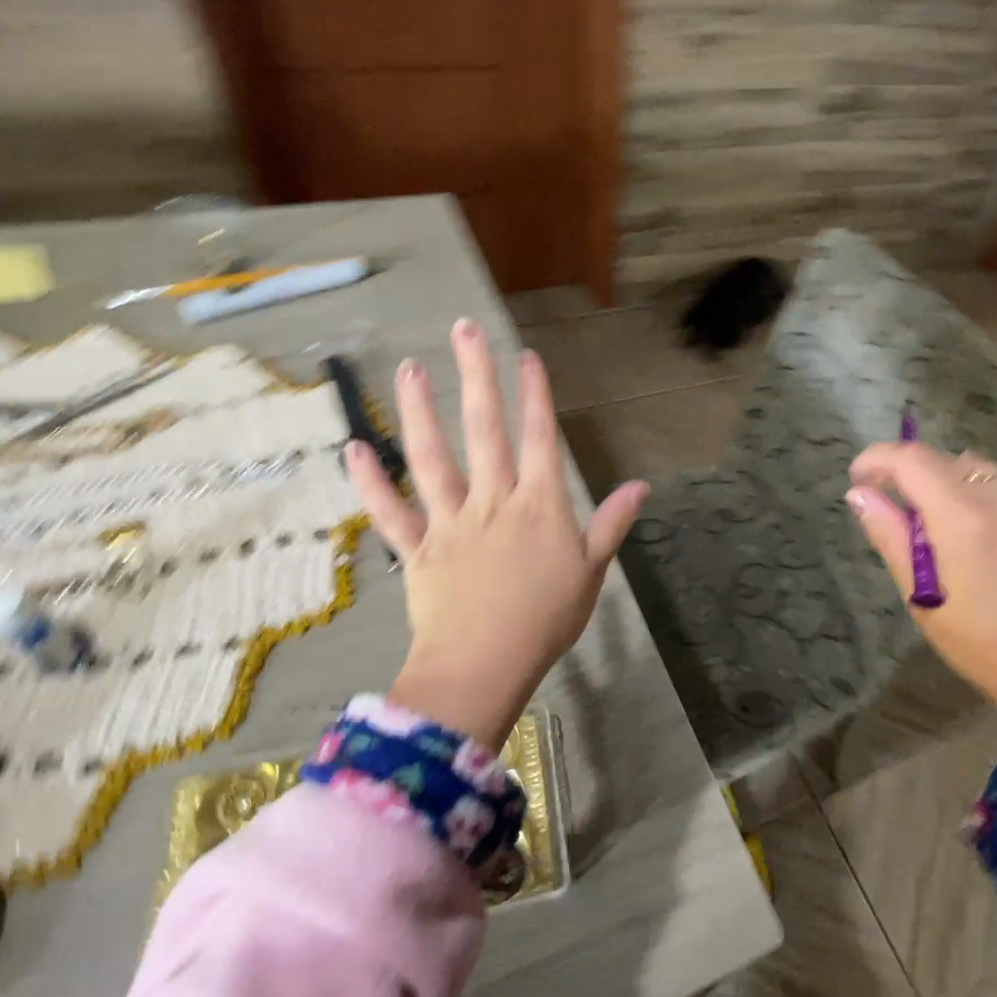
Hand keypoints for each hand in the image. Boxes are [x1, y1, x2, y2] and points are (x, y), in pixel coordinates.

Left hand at [345, 318, 647, 749]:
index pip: (538, 438)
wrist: (485, 665)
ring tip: (410, 370)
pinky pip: (391, 511)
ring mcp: (450, 521)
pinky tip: (354, 448)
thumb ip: (611, 524)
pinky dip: (371, 482)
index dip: (534, 395)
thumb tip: (641, 485)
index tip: (525, 356)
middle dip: (477, 377)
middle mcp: (493, 501)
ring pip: (432, 459)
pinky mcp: (417, 548)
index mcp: (539, 505)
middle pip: (484, 430)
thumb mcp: (592, 571)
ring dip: (419, 412)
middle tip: (464, 331)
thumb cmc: (547, 620)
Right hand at [846, 444, 996, 718]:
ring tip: (939, 525)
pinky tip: (977, 531)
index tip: (859, 478)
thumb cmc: (978, 641)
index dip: (878, 459)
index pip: (911, 459)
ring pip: (973, 468)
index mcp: (962, 515)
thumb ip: (889, 535)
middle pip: (941, 460)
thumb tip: (859, 494)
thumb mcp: (920, 594)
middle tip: (896, 512)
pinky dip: (979, 494)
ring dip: (946, 483)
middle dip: (909, 475)